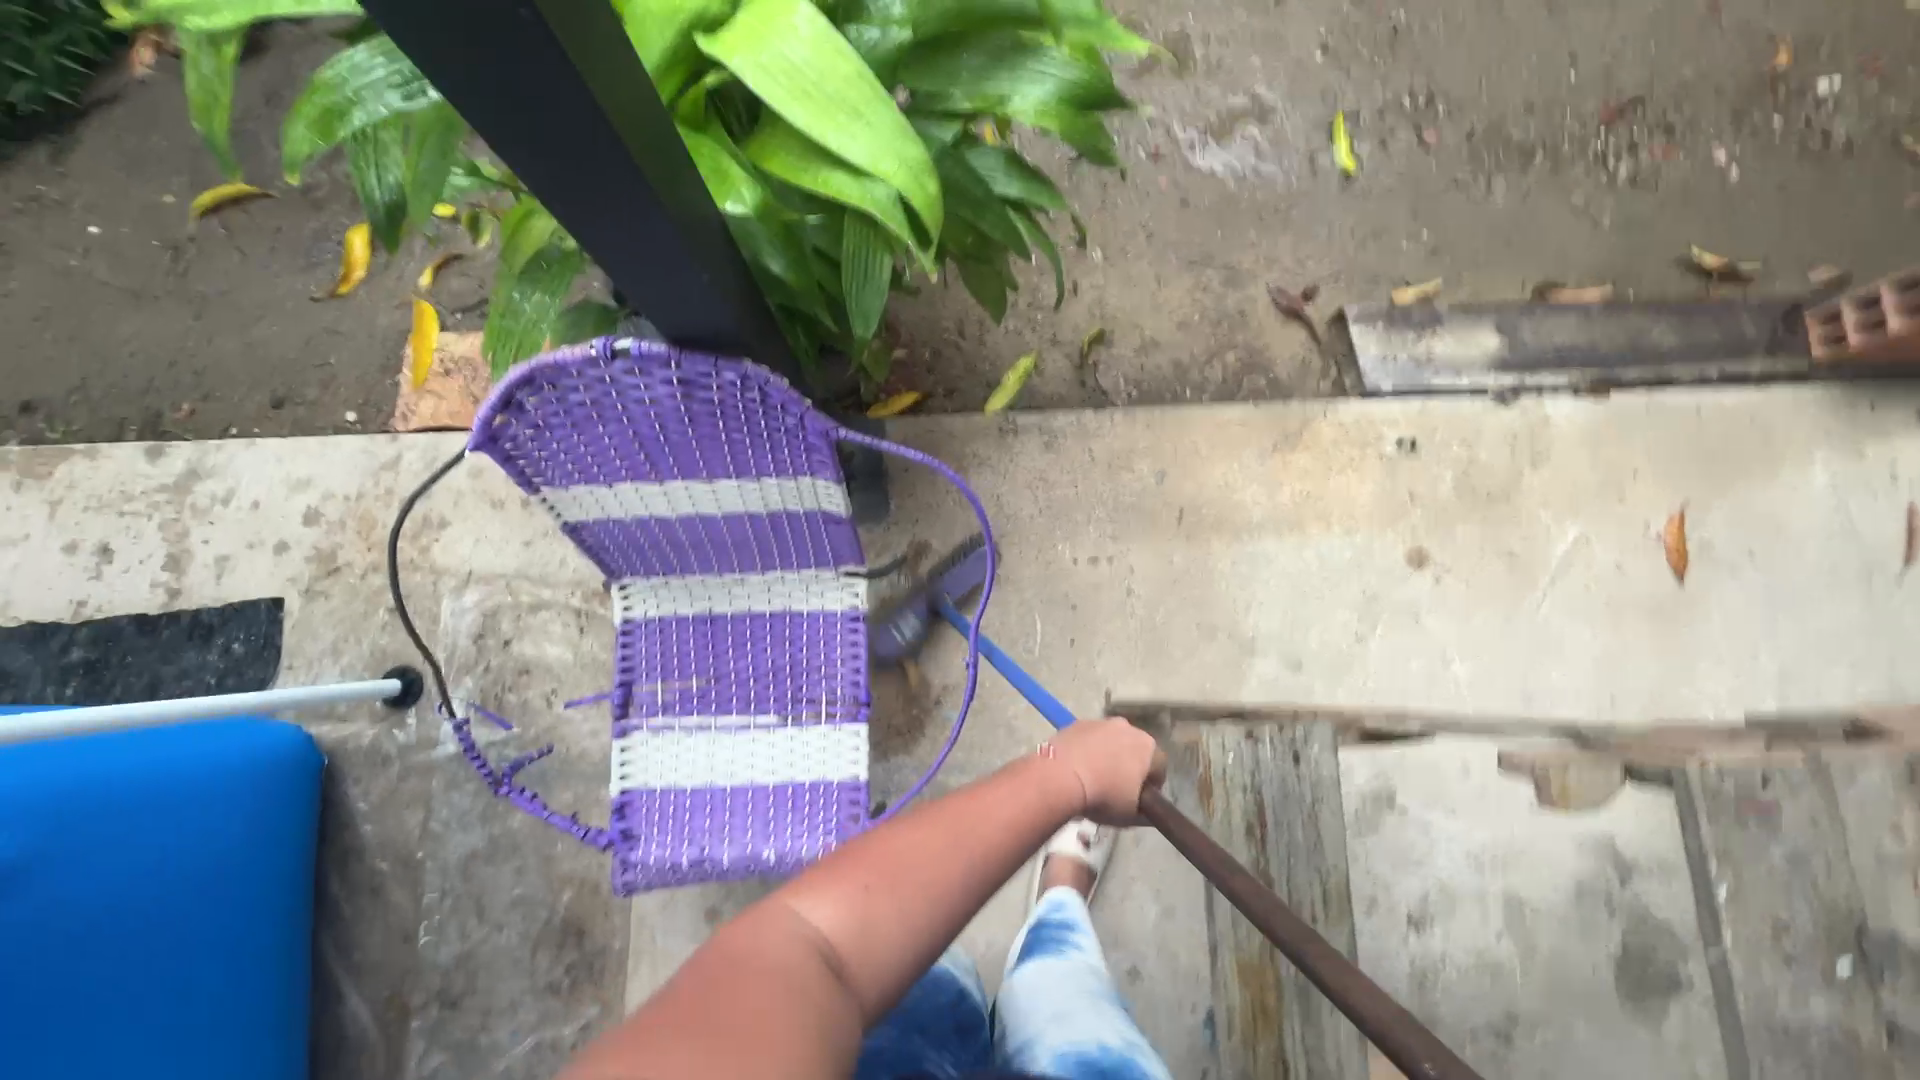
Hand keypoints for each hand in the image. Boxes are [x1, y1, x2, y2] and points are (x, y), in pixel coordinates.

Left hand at [1044, 718, 1165, 823]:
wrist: (1060, 776)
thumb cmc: (1104, 796)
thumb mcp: (1131, 816)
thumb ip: (1147, 814)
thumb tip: (1149, 813)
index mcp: (1148, 747)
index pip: (1158, 768)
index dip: (1150, 786)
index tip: (1138, 800)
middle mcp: (1128, 728)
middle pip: (1134, 750)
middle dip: (1127, 766)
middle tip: (1114, 789)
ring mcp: (1101, 722)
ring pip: (1110, 741)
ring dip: (1105, 756)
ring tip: (1092, 779)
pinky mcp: (1077, 723)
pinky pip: (1088, 739)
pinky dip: (1085, 750)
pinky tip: (1076, 768)